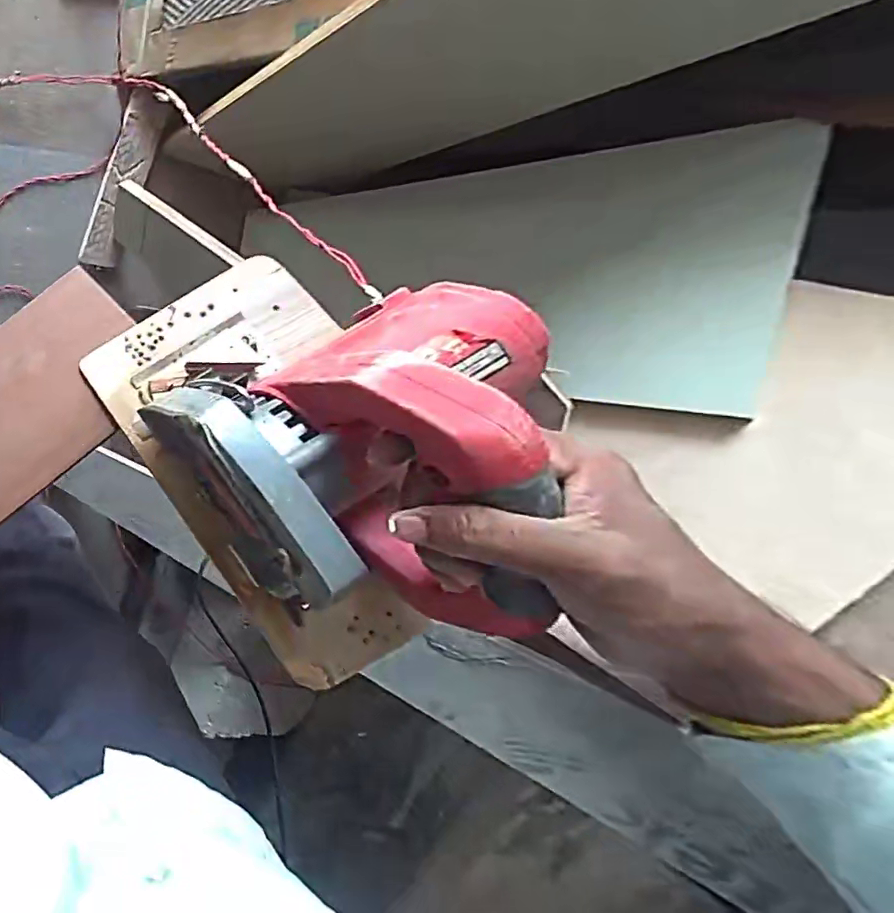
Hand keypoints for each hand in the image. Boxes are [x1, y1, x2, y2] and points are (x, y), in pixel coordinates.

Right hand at [387, 433, 882, 725]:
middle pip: (454, 477)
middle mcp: (541, 480)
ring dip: (444, 545)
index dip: (429, 444)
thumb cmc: (663, 597)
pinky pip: (463, 542)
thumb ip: (485, 534)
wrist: (714, 664)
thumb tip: (404, 520)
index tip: (386, 460)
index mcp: (564, 460)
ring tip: (463, 577)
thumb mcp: (572, 558)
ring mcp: (530, 516)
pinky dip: (456, 562)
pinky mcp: (521, 549)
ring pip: (451, 513)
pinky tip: (470, 582)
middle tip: (437, 549)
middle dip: (435, 514)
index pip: (478, 436)